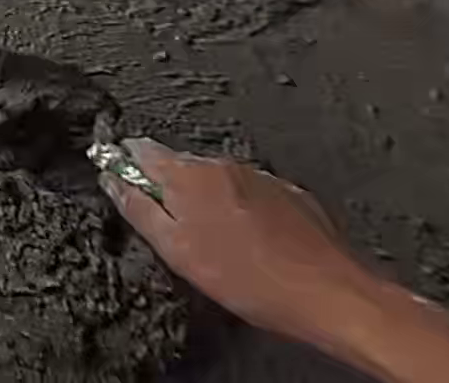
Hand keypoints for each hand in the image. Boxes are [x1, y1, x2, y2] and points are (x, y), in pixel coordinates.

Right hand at [101, 137, 373, 347]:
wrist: (338, 299)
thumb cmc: (251, 278)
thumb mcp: (175, 249)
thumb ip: (135, 207)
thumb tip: (110, 180)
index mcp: (184, 173)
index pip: (136, 148)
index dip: (123, 163)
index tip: (122, 182)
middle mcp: (217, 164)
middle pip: (176, 164)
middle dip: (169, 187)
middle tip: (176, 227)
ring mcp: (257, 176)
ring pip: (214, 178)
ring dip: (208, 198)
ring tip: (221, 240)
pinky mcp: (290, 194)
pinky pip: (250, 192)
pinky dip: (243, 208)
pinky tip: (254, 241)